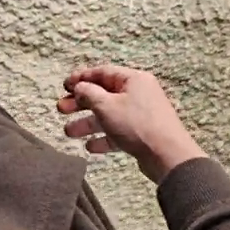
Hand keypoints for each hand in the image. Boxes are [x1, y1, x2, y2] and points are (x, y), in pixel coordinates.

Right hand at [57, 65, 204, 183]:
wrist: (168, 157)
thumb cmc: (136, 124)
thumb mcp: (106, 105)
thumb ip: (88, 93)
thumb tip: (79, 87)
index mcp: (133, 80)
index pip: (102, 72)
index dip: (81, 78)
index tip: (64, 86)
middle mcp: (138, 94)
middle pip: (102, 95)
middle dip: (80, 103)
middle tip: (61, 109)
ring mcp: (140, 115)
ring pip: (107, 115)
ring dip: (87, 123)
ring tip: (68, 132)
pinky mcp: (141, 134)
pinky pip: (117, 132)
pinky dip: (103, 138)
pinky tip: (90, 147)